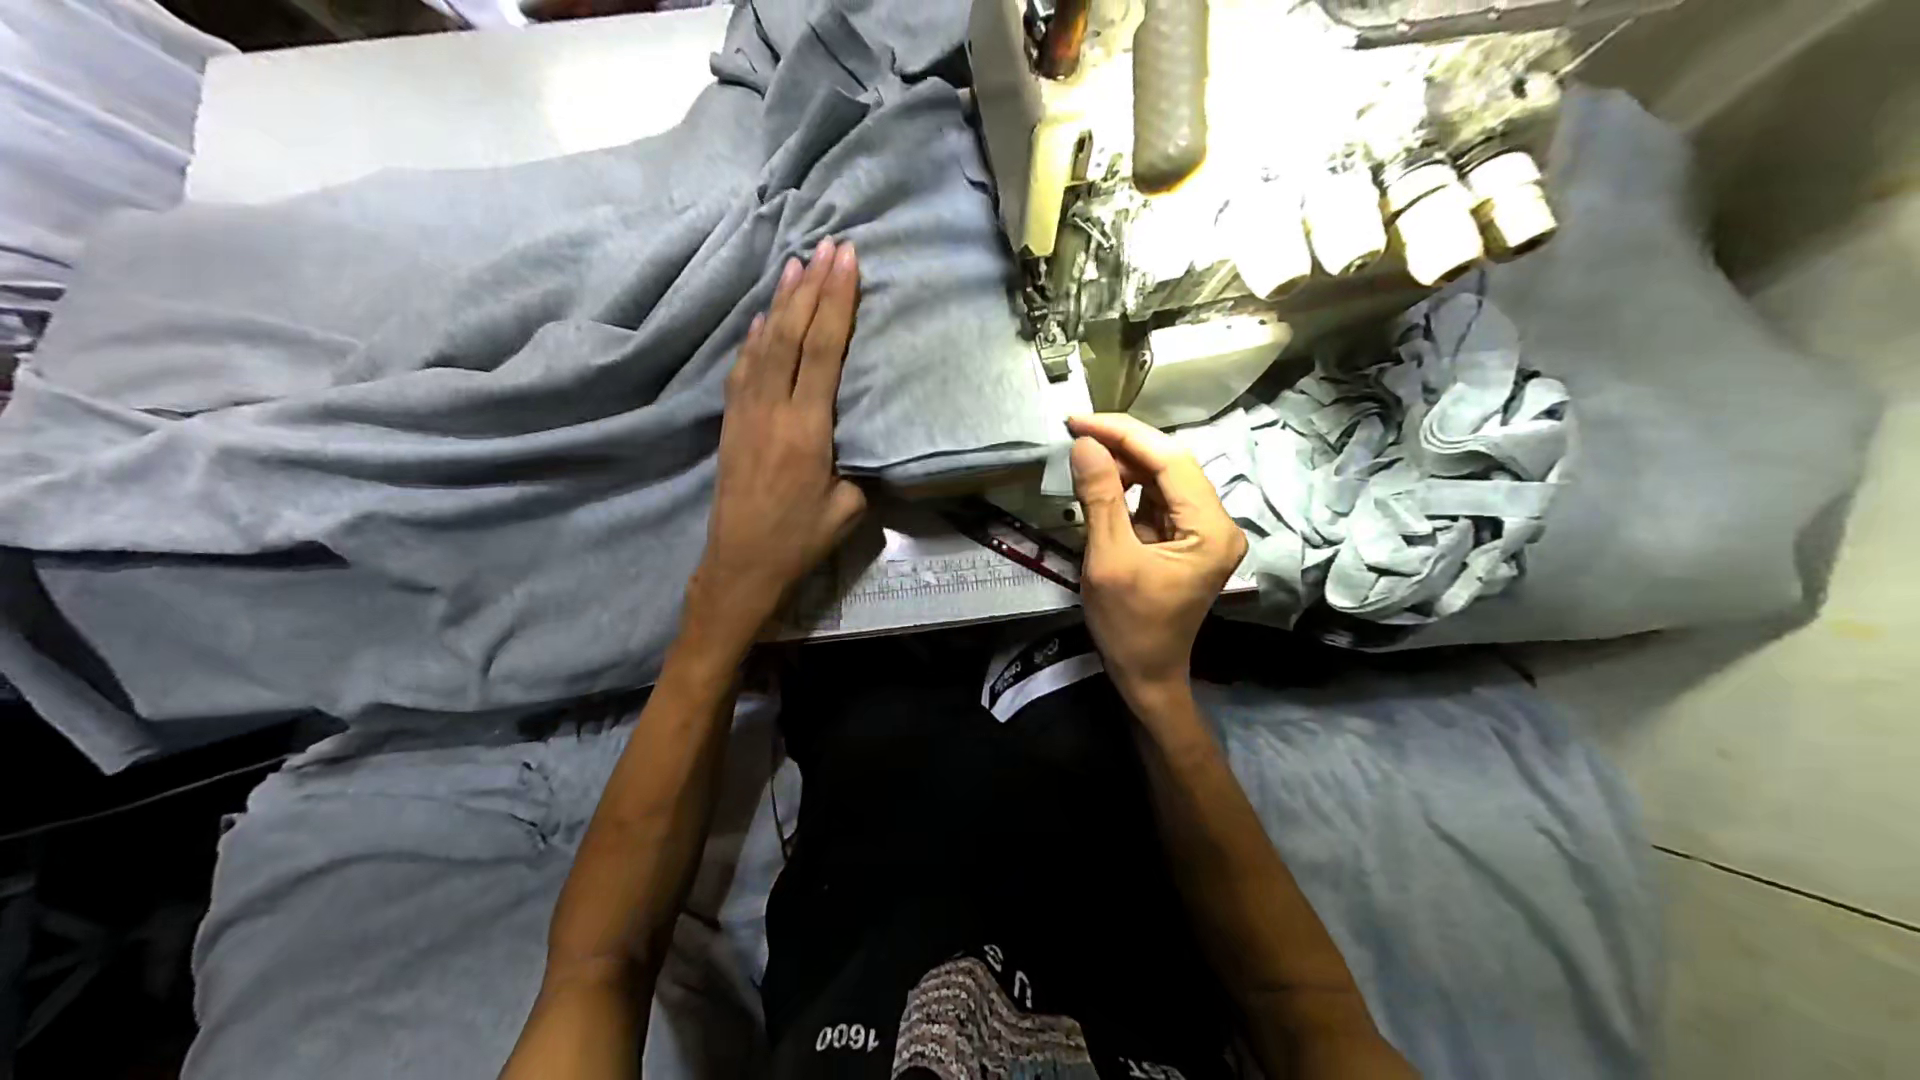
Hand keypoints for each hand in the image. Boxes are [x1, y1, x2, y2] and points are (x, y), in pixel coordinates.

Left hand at [686, 238, 867, 644]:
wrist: (740, 564)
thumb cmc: (799, 540)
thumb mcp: (849, 510)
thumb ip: (860, 468)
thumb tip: (866, 443)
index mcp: (807, 429)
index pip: (823, 351)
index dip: (836, 303)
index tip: (846, 261)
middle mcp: (772, 410)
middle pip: (791, 334)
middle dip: (812, 287)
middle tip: (827, 247)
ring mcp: (745, 413)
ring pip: (763, 344)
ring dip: (780, 302)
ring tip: (796, 264)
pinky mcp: (730, 423)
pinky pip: (742, 367)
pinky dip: (755, 337)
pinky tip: (763, 318)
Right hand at [1068, 413, 1247, 710]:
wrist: (1145, 675)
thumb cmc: (1129, 626)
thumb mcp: (1109, 559)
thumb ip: (1100, 498)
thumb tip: (1084, 444)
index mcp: (1210, 529)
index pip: (1170, 460)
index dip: (1124, 434)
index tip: (1079, 421)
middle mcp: (1217, 523)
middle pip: (1170, 465)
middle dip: (1123, 446)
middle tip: (1076, 435)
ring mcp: (1203, 531)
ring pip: (1163, 479)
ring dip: (1125, 465)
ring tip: (1085, 458)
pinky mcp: (1186, 539)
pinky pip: (1157, 500)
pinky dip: (1128, 489)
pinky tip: (1103, 484)